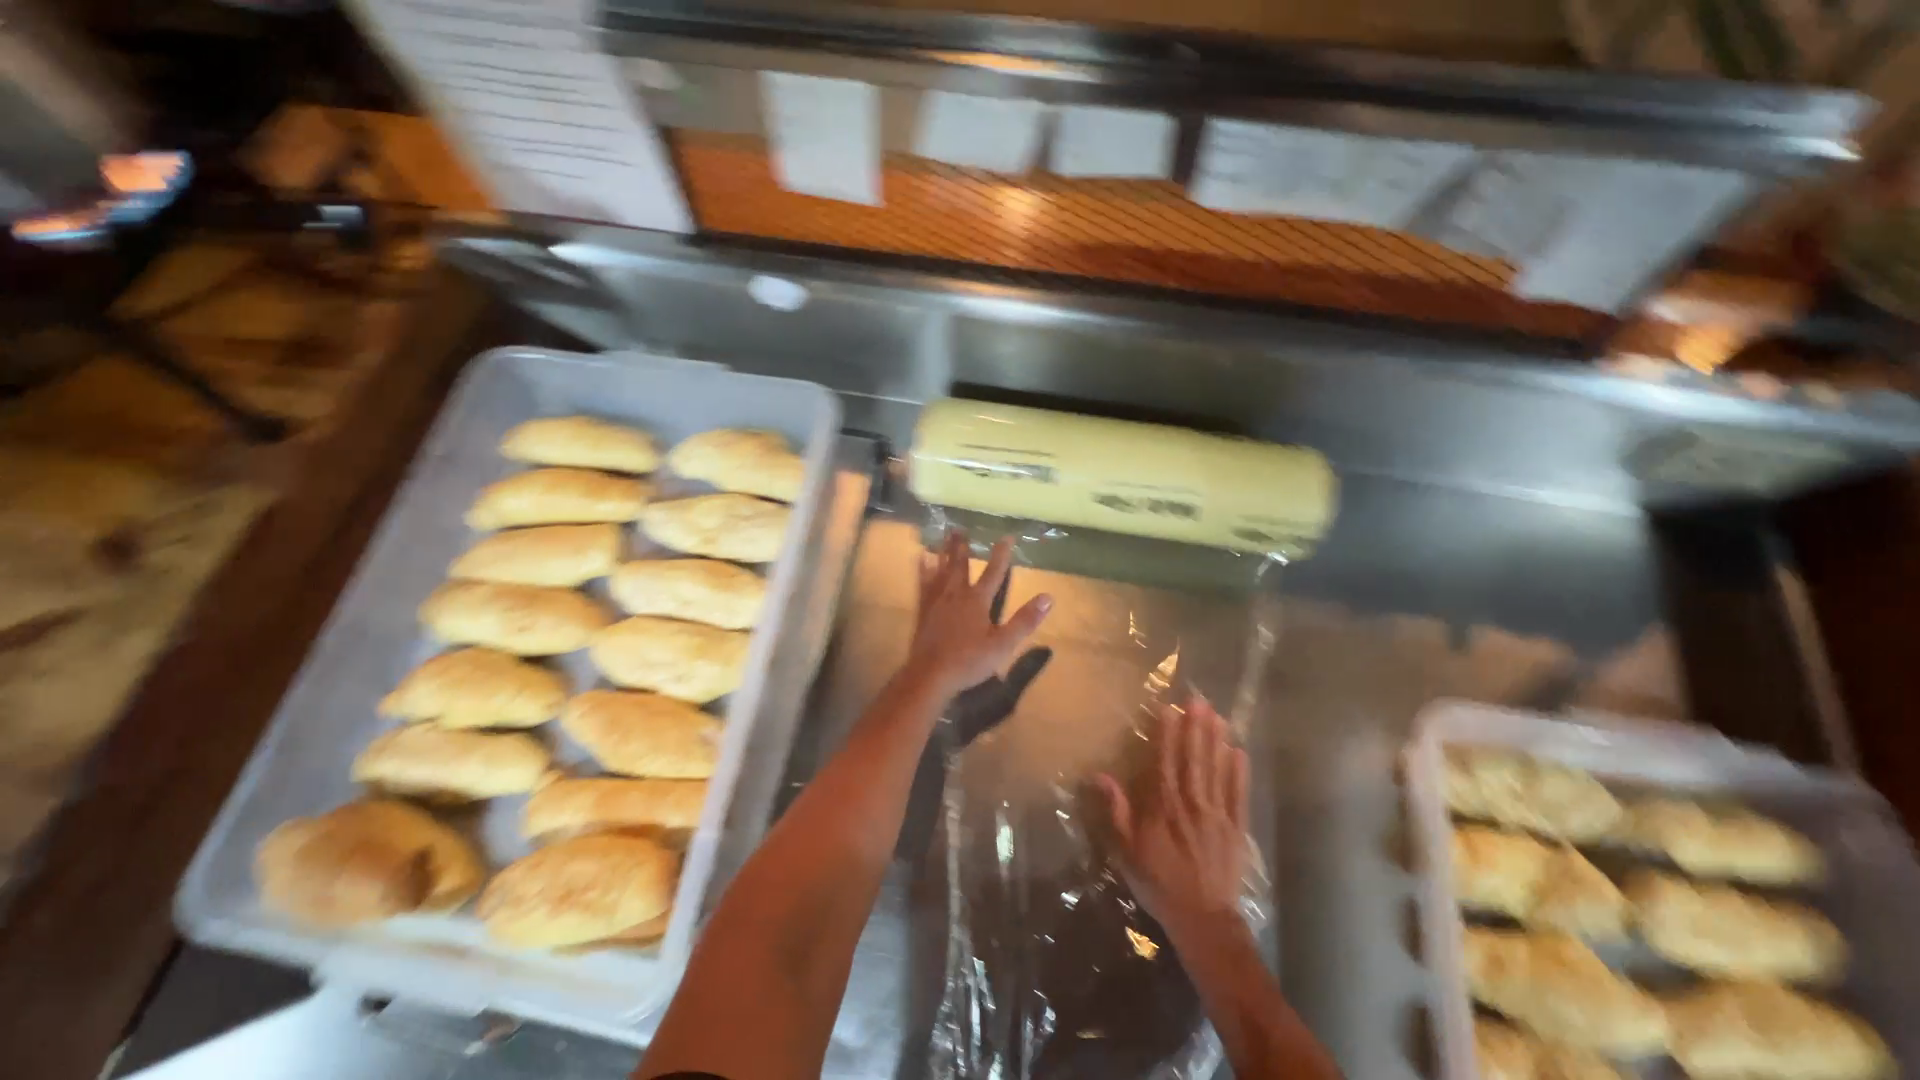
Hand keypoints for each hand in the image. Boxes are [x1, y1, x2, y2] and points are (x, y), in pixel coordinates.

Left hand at [907, 532, 1051, 697]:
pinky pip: (923, 584)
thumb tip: (1048, 597)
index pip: (994, 572)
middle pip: (960, 565)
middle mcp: (955, 594)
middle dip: (962, 547)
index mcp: (977, 600)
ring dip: (944, 552)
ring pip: (941, 570)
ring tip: (944, 536)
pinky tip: (921, 560)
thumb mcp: (1003, 644)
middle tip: (960, 528)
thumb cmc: (969, 661)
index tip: (1008, 536)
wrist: (930, 675)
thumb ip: (1025, 620)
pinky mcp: (923, 611)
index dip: (1002, 554)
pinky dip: (923, 570)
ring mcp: (936, 602)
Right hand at [1097, 696, 1250, 941]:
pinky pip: (1238, 794)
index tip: (1170, 709)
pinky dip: (1238, 772)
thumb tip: (1101, 776)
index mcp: (1163, 808)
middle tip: (1199, 700)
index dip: (1167, 734)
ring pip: (1216, 770)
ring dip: (1216, 741)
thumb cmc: (1158, 883)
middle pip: (1193, 759)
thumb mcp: (1127, 851)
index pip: (1165, 762)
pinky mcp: (1237, 828)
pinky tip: (1239, 751)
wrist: (1202, 918)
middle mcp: (1191, 804)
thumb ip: (1118, 811)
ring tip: (1217, 715)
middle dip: (1195, 728)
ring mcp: (1217, 815)